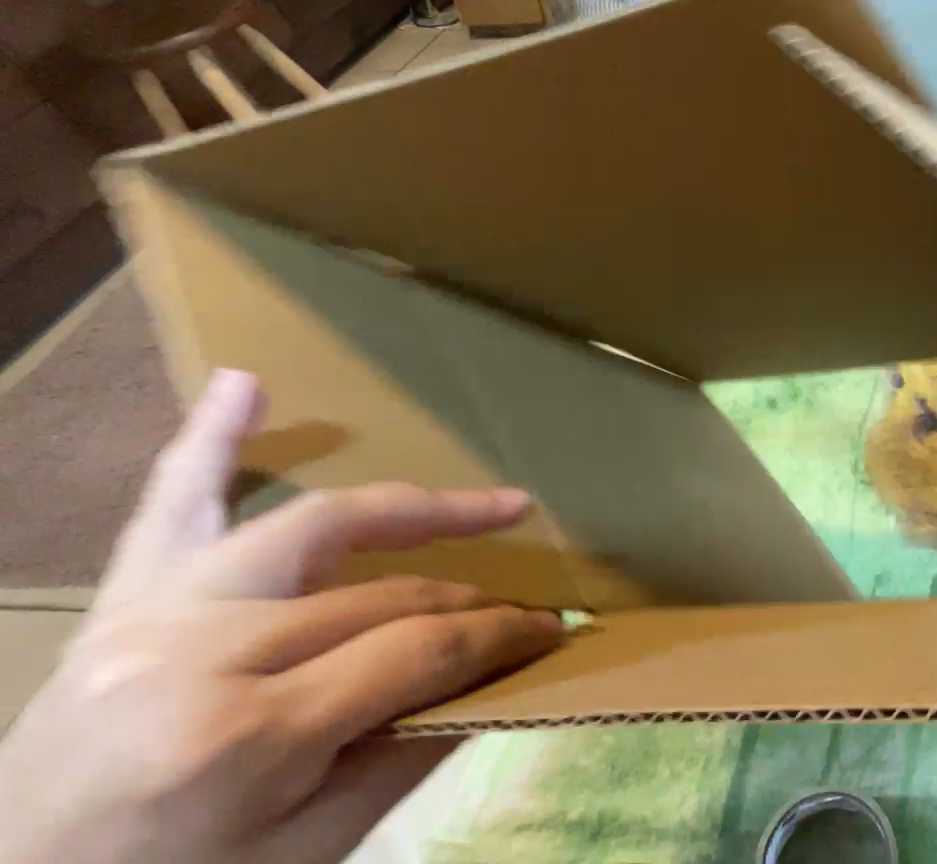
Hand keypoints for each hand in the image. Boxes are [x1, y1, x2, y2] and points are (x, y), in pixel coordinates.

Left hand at [0, 370, 563, 863]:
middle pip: (380, 594)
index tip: (551, 631)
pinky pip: (170, 507)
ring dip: (413, 508)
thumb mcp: (309, 851)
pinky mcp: (119, 607)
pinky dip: (209, 442)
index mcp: (243, 736)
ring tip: (490, 504)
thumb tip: (501, 670)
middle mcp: (195, 657)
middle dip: (471, 600)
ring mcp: (148, 620)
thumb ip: (409, 750)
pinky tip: (245, 385)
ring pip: (312, 527)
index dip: (500, 636)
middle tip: (526, 607)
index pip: (416, 651)